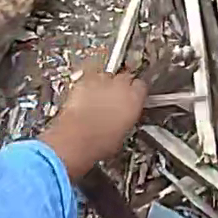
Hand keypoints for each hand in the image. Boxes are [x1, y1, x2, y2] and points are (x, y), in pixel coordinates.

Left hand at [40, 65, 146, 179]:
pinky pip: (89, 79)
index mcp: (135, 98)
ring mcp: (101, 81)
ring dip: (104, 84)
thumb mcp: (125, 133)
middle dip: (121, 85)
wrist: (76, 140)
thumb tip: (126, 117)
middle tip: (115, 99)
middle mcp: (120, 85)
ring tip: (99, 98)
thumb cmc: (100, 142)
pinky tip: (85, 97)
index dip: (136, 92)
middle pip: (125, 77)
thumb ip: (128, 117)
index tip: (132, 97)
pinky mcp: (83, 81)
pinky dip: (88, 86)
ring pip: (107, 76)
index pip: (141, 86)